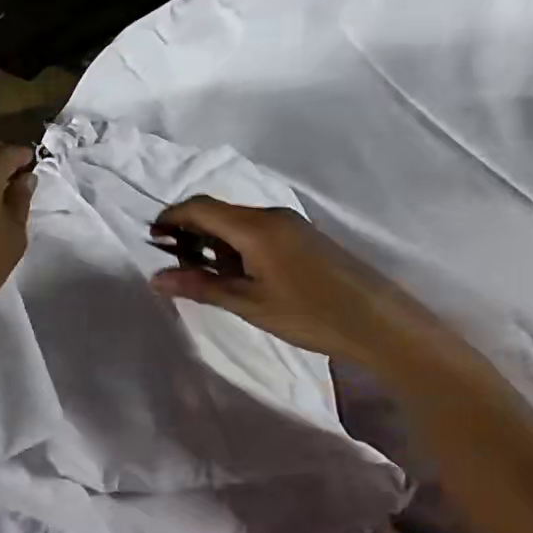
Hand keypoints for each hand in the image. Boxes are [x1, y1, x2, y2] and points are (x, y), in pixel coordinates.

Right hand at [150, 197, 453, 367]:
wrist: (382, 324)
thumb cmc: (310, 314)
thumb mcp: (248, 304)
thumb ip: (200, 286)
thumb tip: (156, 277)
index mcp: (254, 227)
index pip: (199, 207)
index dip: (170, 219)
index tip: (151, 240)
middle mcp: (270, 216)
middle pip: (216, 211)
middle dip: (188, 230)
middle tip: (171, 260)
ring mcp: (290, 224)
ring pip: (235, 220)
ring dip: (211, 239)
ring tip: (201, 273)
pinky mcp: (302, 237)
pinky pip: (255, 229)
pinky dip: (233, 244)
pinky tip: (235, 273)